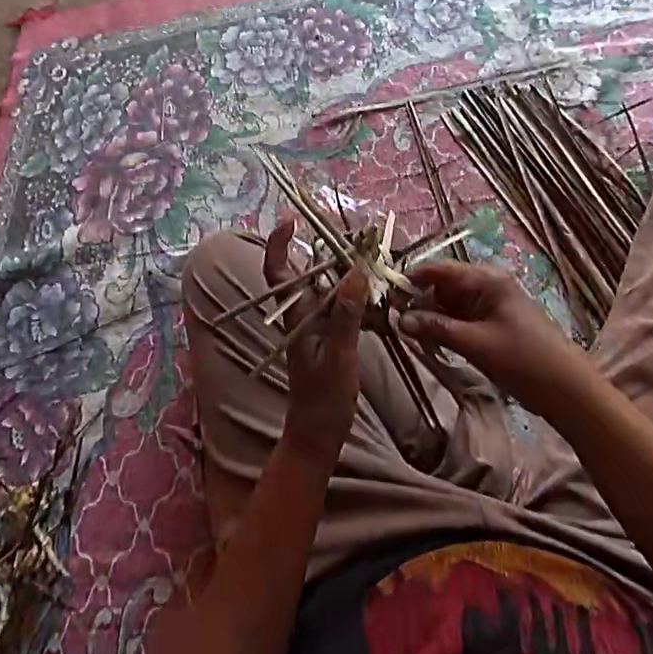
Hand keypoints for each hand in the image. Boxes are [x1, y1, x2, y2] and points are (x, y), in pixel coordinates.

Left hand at [264, 219, 365, 464]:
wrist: (319, 432)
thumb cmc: (324, 398)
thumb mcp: (339, 354)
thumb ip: (346, 314)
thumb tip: (356, 271)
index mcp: (297, 315)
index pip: (278, 271)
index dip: (279, 244)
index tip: (292, 221)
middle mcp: (303, 314)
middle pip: (308, 271)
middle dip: (327, 249)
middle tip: (356, 237)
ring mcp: (316, 324)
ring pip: (328, 286)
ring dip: (345, 270)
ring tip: (368, 257)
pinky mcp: (329, 335)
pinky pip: (341, 304)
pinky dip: (355, 293)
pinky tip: (374, 290)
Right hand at [399, 262, 592, 420]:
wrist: (570, 392)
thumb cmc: (525, 361)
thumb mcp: (476, 344)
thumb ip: (436, 329)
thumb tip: (399, 320)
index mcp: (487, 280)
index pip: (440, 270)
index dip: (412, 279)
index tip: (385, 296)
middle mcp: (488, 286)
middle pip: (443, 285)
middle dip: (419, 300)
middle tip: (393, 319)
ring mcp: (492, 305)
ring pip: (450, 304)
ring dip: (431, 316)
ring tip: (408, 332)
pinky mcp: (494, 324)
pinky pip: (461, 319)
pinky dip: (445, 327)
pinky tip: (432, 341)